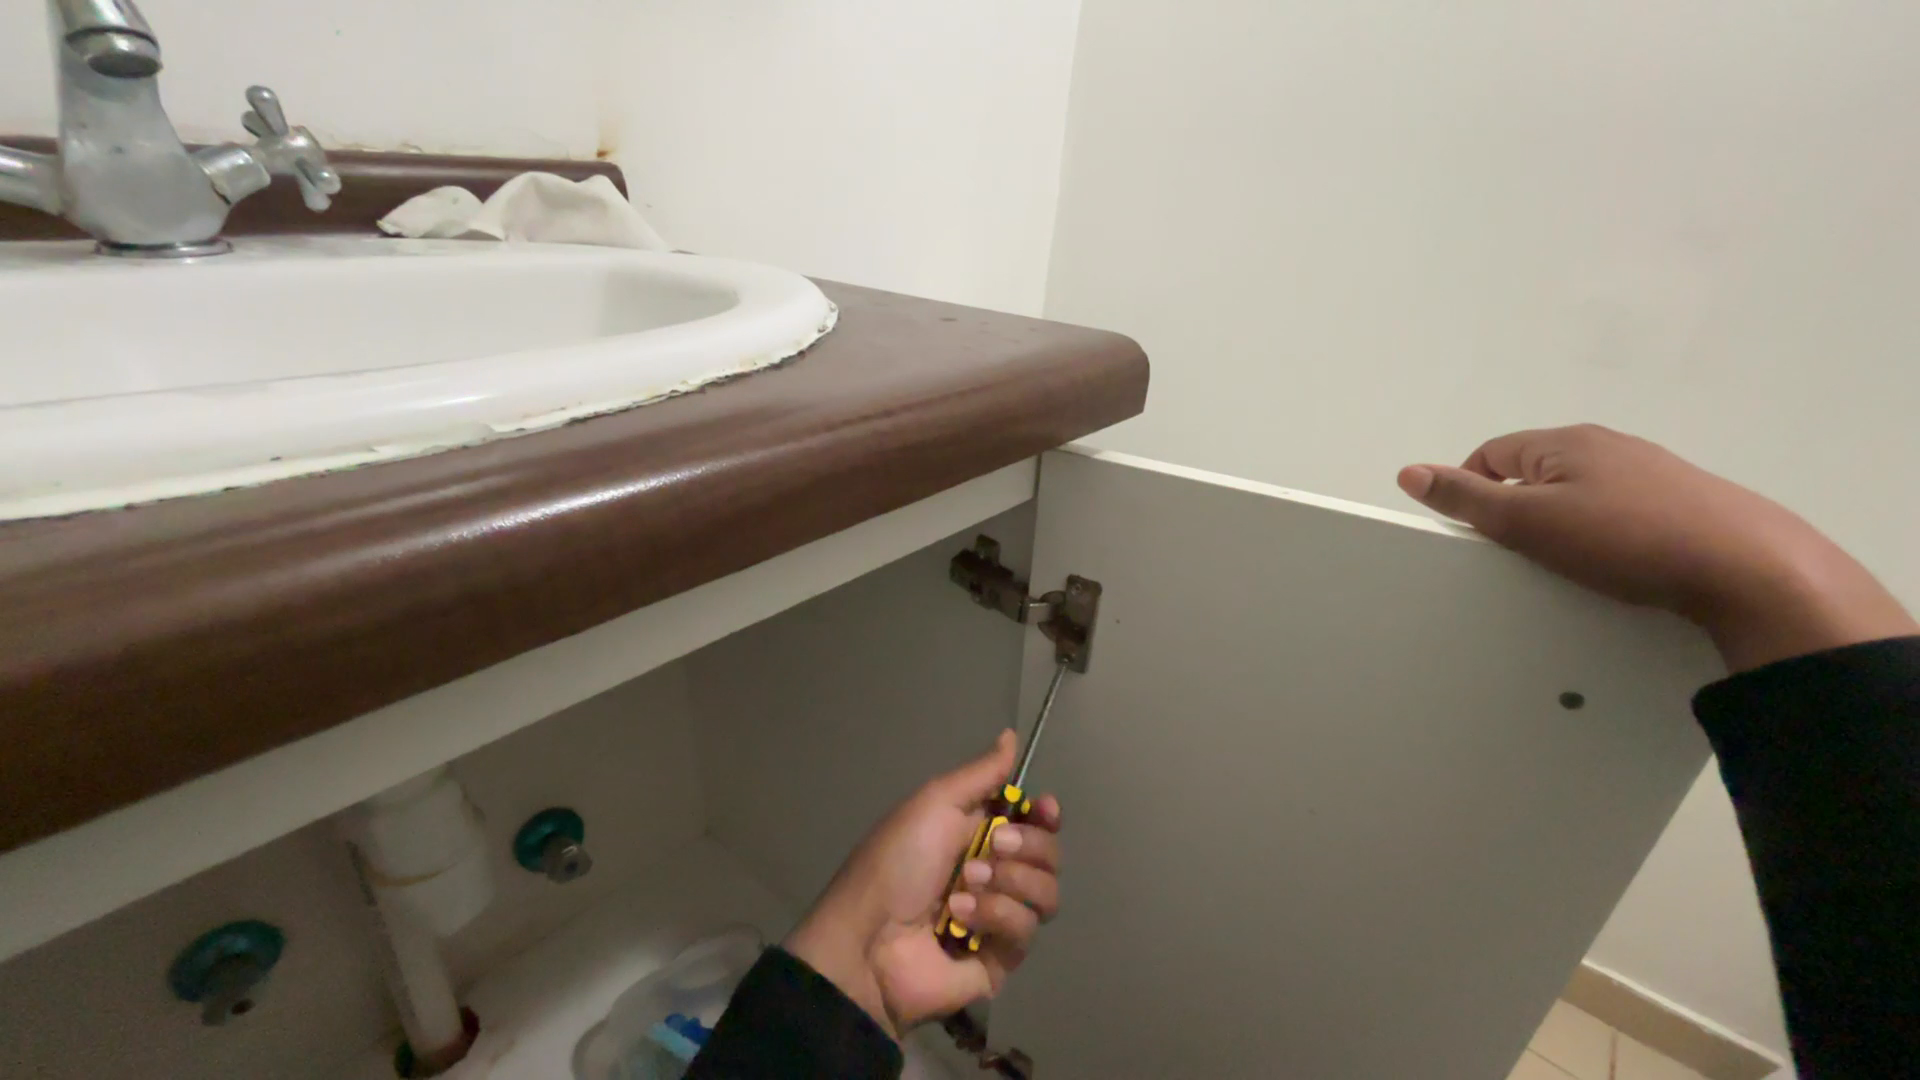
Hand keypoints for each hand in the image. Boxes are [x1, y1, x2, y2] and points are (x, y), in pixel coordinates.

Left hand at [782, 730, 1062, 1038]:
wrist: (869, 939)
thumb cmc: (898, 861)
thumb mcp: (935, 803)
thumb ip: (982, 773)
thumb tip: (1011, 734)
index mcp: (979, 832)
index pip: (1034, 821)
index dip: (1046, 815)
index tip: (1044, 810)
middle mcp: (995, 872)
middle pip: (1049, 854)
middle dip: (1025, 846)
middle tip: (990, 847)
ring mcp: (999, 917)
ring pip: (1046, 894)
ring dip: (1008, 882)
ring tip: (965, 886)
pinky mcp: (1001, 958)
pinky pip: (1025, 931)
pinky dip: (994, 917)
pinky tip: (959, 918)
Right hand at [1397, 424, 1915, 671]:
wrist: (1751, 571)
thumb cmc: (1623, 539)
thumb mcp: (1525, 521)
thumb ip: (1464, 498)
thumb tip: (1410, 471)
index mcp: (1566, 442)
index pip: (1492, 452)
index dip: (1470, 486)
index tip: (1474, 527)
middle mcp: (1611, 446)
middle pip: (1536, 470)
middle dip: (1517, 506)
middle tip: (1517, 548)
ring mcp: (1654, 472)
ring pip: (1579, 492)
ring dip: (1561, 521)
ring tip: (1566, 560)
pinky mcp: (1686, 502)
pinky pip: (1620, 511)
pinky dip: (1603, 533)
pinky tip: (1614, 562)